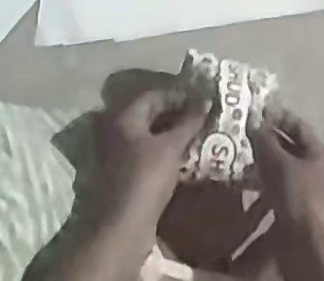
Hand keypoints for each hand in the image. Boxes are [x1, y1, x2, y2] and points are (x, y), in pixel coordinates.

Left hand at [97, 86, 209, 222]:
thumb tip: (206, 99)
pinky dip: (164, 149)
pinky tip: (183, 154)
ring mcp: (118, 153)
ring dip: (172, 132)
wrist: (123, 229)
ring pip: (149, 134)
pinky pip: (147, 152)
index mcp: (124, 117)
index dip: (179, 95)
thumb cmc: (146, 178)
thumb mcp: (171, 146)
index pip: (154, 94)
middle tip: (200, 115)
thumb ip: (189, 121)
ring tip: (196, 133)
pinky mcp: (124, 173)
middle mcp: (117, 130)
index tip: (200, 99)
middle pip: (150, 113)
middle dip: (176, 113)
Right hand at [253, 110, 323, 280]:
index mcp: (318, 155)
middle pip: (291, 149)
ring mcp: (304, 195)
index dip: (280, 116)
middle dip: (270, 139)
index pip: (299, 127)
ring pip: (281, 170)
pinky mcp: (292, 215)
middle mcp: (315, 172)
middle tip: (246, 131)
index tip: (260, 109)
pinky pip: (274, 192)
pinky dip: (261, 184)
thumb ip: (266, 142)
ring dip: (263, 162)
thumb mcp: (281, 166)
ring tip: (241, 155)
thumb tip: (254, 118)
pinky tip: (246, 184)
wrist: (310, 255)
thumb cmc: (302, 200)